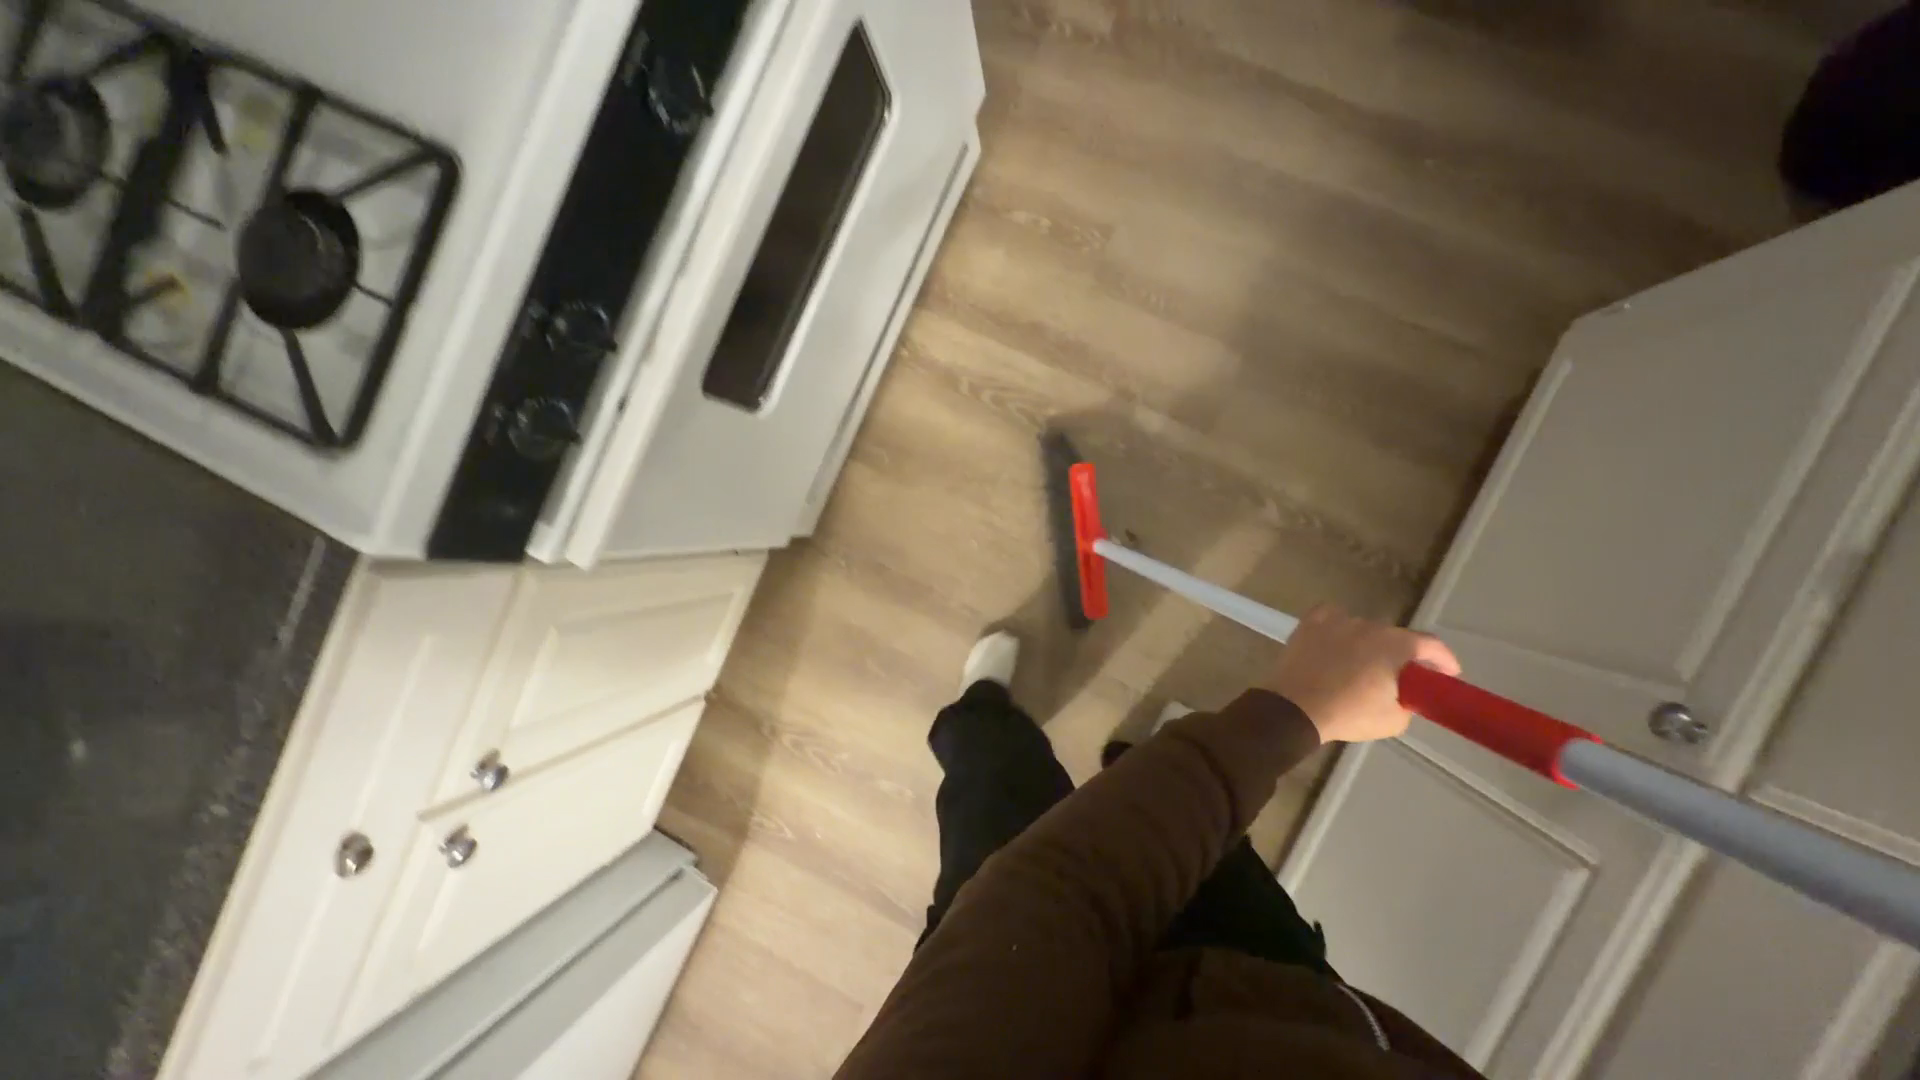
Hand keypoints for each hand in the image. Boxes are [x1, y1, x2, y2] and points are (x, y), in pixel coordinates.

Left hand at [1262, 605, 1460, 743]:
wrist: (1295, 708)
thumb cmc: (1348, 714)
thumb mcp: (1394, 719)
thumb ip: (1408, 703)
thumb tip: (1403, 696)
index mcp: (1394, 645)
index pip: (1430, 645)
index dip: (1444, 659)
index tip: (1448, 673)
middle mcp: (1368, 625)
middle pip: (1394, 637)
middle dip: (1403, 655)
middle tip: (1401, 675)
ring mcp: (1337, 621)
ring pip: (1363, 629)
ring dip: (1369, 644)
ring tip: (1363, 664)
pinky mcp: (1310, 623)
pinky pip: (1331, 618)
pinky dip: (1338, 629)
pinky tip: (1337, 641)